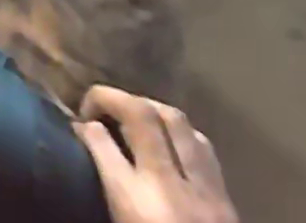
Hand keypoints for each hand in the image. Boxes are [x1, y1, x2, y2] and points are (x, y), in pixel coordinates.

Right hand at [76, 86, 238, 222]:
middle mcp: (169, 188)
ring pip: (176, 122)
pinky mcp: (229, 204)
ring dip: (148, 108)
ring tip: (130, 114)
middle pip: (141, 116)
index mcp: (136, 207)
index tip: (75, 127)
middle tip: (94, 107)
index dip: (83, 127)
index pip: (101, 143)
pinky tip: (170, 142)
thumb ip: (107, 199)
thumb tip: (90, 165)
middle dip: (111, 99)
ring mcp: (204, 193)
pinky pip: (204, 148)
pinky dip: (182, 134)